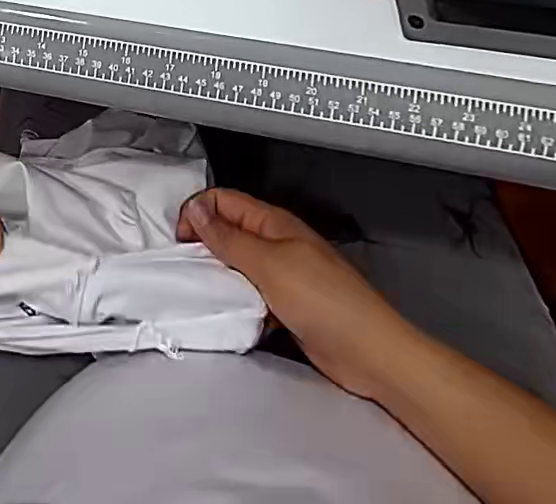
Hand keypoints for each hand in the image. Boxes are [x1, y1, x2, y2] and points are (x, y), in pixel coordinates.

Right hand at [179, 188, 418, 397]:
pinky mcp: (284, 303)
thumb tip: (198, 211)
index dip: (198, 213)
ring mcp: (281, 273)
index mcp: (273, 222)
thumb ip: (228, 238)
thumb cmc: (331, 303)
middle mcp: (276, 243)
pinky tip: (232, 311)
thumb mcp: (268, 264)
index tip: (184, 239)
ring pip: (236, 264)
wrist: (372, 354)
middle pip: (227, 231)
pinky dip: (236, 299)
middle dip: (204, 244)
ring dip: (219, 274)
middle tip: (191, 265)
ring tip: (209, 289)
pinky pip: (249, 292)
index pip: (222, 201)